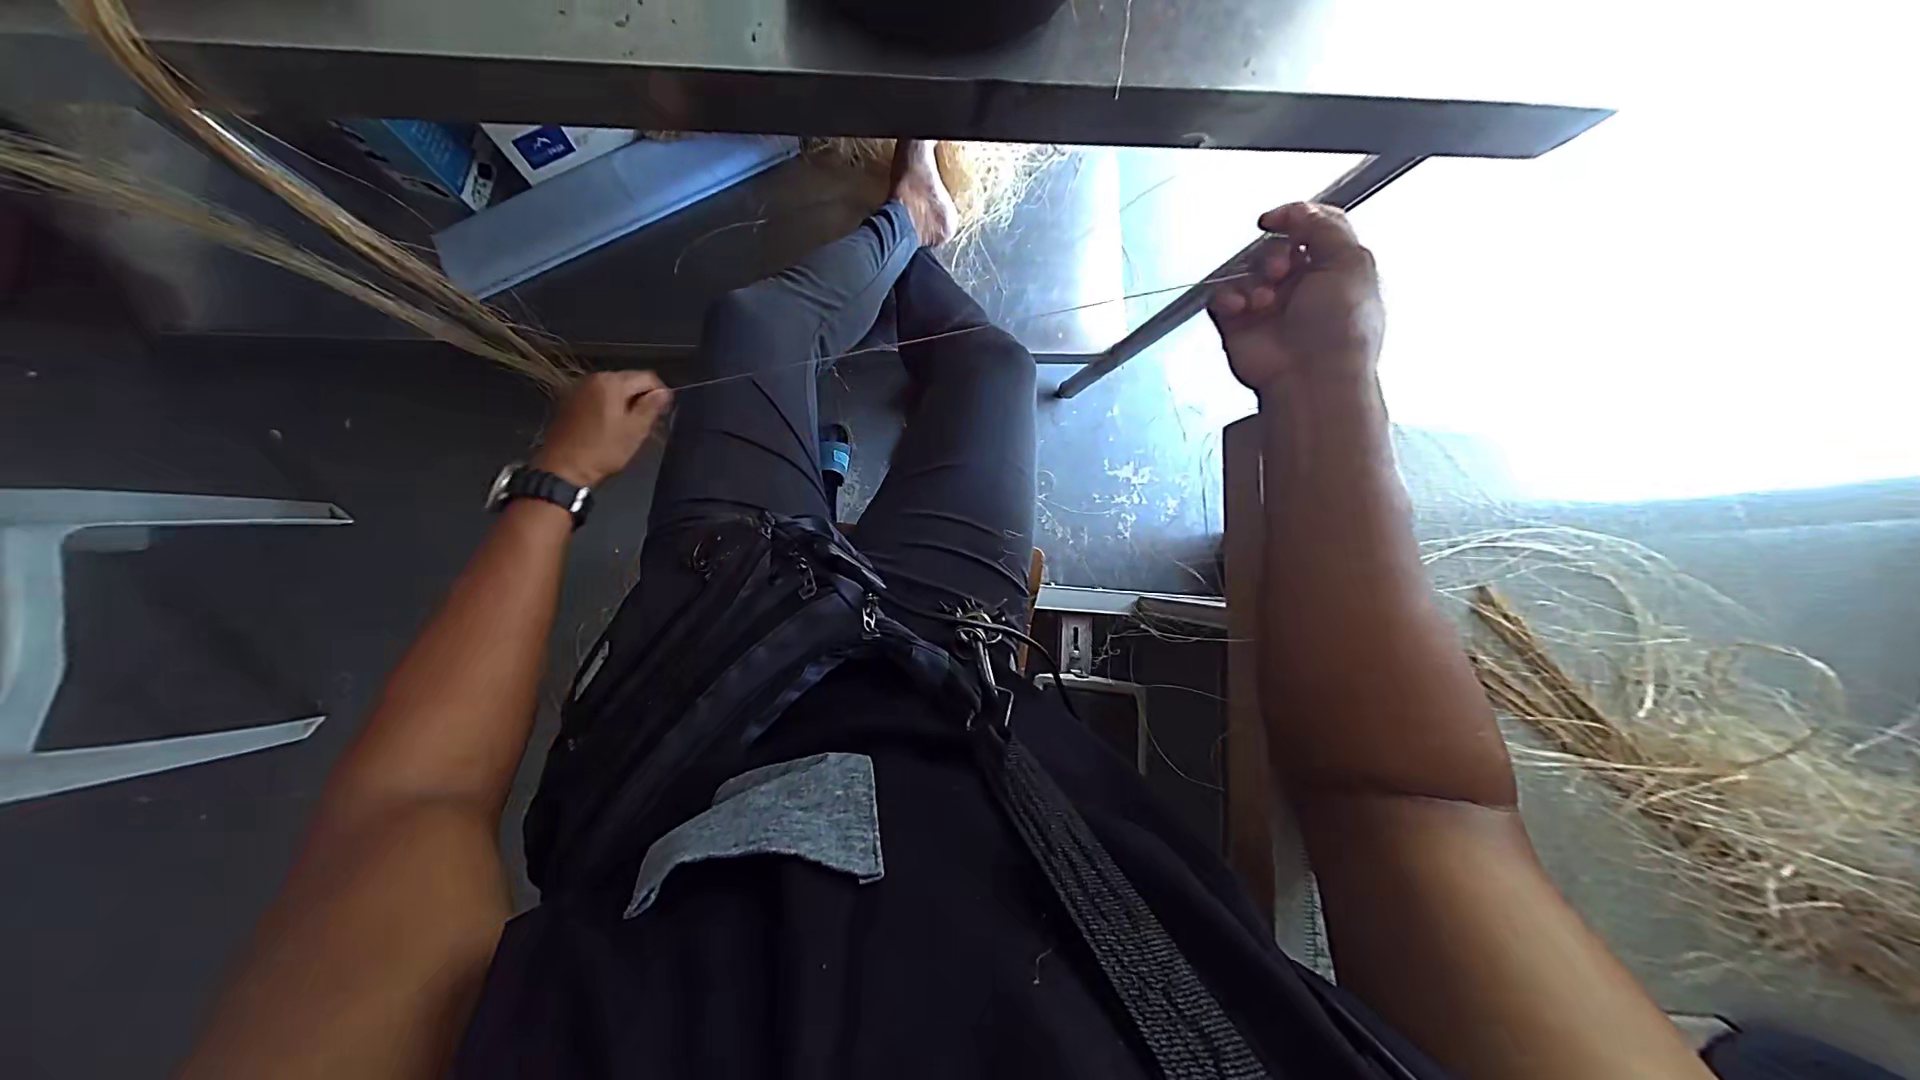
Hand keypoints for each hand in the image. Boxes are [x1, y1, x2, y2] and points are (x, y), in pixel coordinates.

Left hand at [532, 370, 671, 487]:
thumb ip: (651, 407)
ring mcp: (580, 387)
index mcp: (612, 383)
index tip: (663, 412)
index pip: (648, 377)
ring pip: (615, 387)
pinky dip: (610, 404)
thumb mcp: (635, 430)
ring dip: (627, 401)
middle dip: (643, 396)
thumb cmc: (604, 449)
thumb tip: (665, 392)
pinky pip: (599, 395)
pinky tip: (611, 423)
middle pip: (630, 379)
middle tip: (649, 420)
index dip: (660, 393)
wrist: (564, 466)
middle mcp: (594, 378)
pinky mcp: (571, 399)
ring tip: (631, 423)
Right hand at [1208, 202, 1384, 393]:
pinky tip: (1241, 307)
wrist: (1311, 376)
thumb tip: (1294, 211)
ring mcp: (1265, 308)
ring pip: (1245, 272)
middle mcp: (1298, 288)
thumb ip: (1324, 225)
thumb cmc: (1341, 329)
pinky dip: (1226, 298)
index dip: (1292, 219)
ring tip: (1263, 300)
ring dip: (1253, 280)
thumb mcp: (1350, 260)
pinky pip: (1220, 299)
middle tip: (1279, 272)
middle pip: (1272, 250)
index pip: (1307, 231)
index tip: (1275, 220)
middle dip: (1272, 256)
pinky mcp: (1237, 326)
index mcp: (1331, 270)